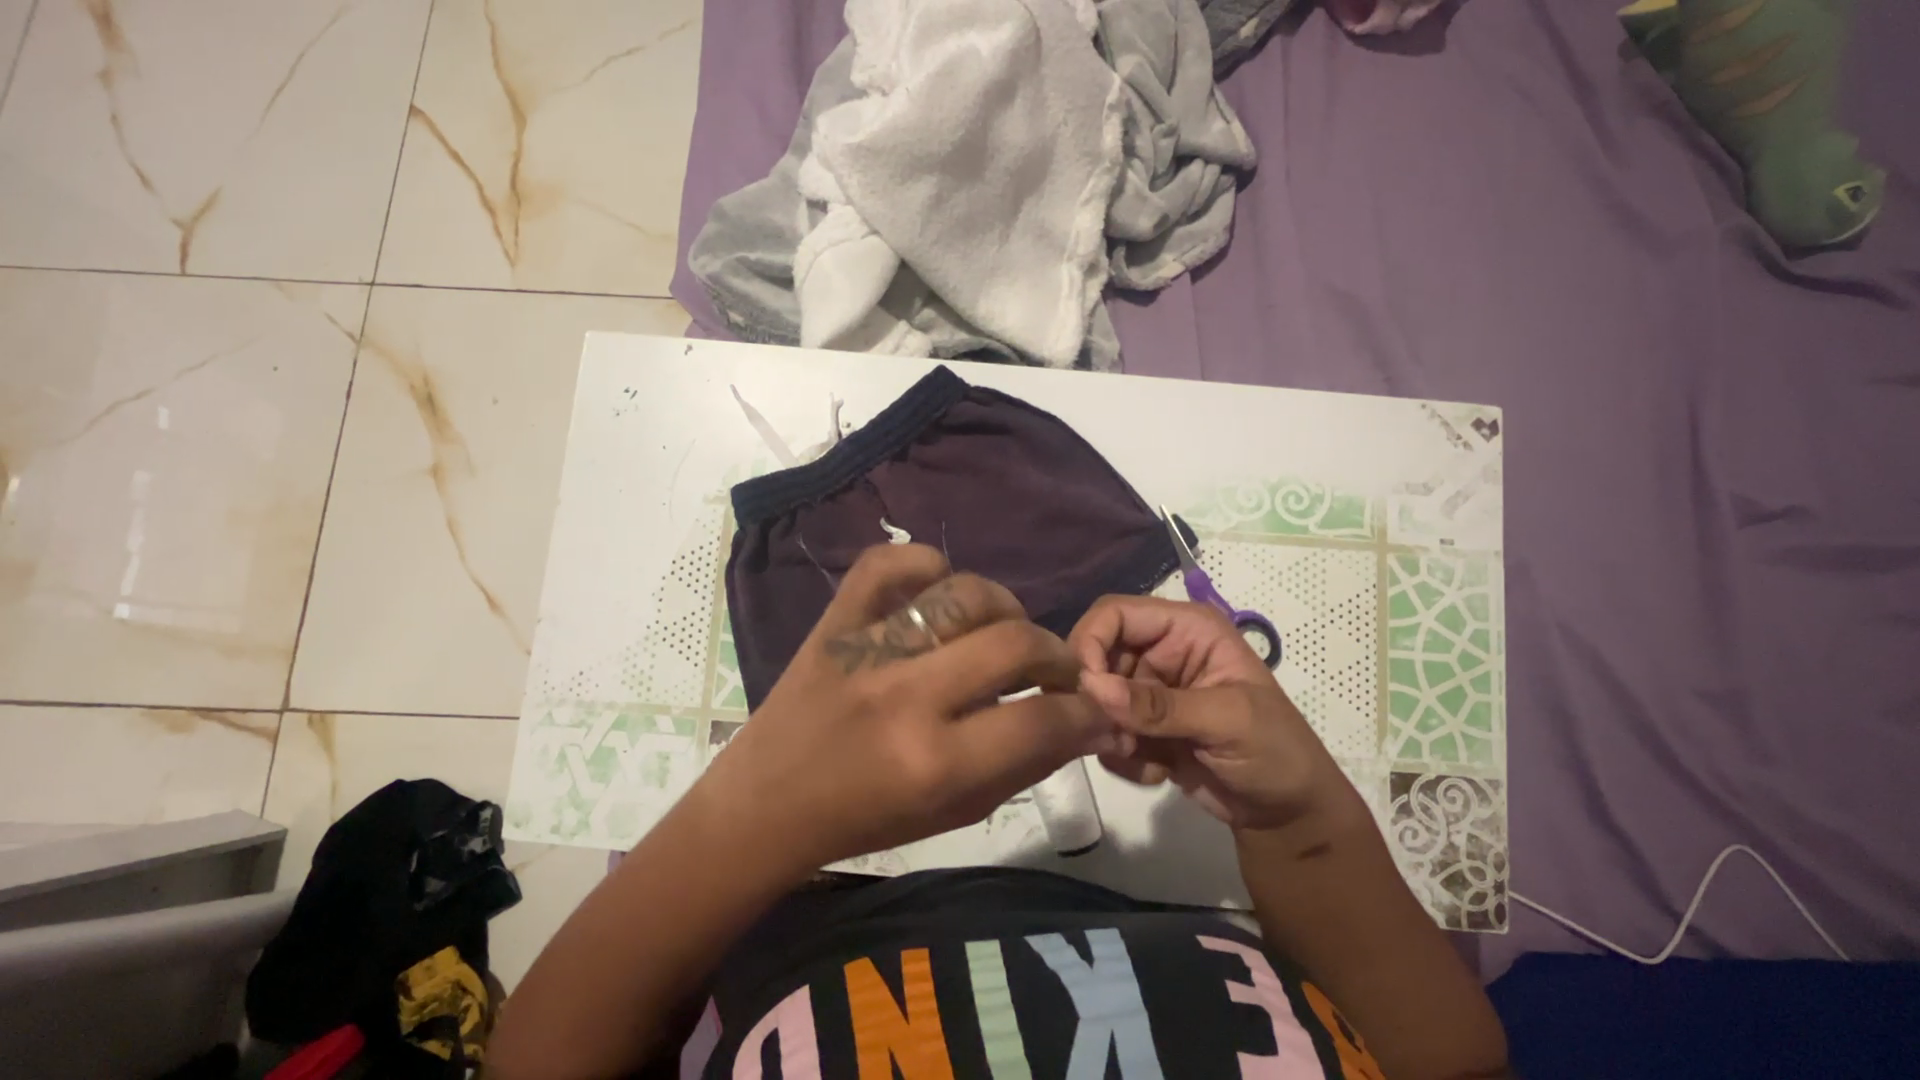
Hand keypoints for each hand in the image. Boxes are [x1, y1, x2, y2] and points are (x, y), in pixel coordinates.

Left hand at [696, 544, 1112, 872]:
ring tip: (1004, 633)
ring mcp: (865, 649)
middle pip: (1014, 642)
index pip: (1042, 719)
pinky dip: (927, 567)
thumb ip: (1025, 765)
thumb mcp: (955, 812)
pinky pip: (889, 563)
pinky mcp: (834, 620)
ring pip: (962, 594)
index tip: (1094, 708)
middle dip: (1057, 656)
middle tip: (1055, 672)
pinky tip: (941, 594)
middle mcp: (904, 696)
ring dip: (1006, 609)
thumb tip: (1086, 723)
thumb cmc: (867, 820)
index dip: (1086, 712)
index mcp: (935, 761)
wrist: (768, 802)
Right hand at [1070, 595, 1353, 832]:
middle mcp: (1162, 652)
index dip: (1091, 641)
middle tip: (1117, 737)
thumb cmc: (1276, 752)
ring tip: (1148, 758)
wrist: (1288, 814)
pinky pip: (1104, 734)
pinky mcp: (1141, 730)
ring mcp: (1149, 693)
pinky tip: (1160, 772)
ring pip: (1096, 700)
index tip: (1085, 688)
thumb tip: (1092, 686)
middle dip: (1098, 699)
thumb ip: (1158, 705)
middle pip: (1096, 655)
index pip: (1115, 613)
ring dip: (1112, 733)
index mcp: (1187, 629)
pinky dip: (1123, 758)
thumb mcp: (1227, 721)